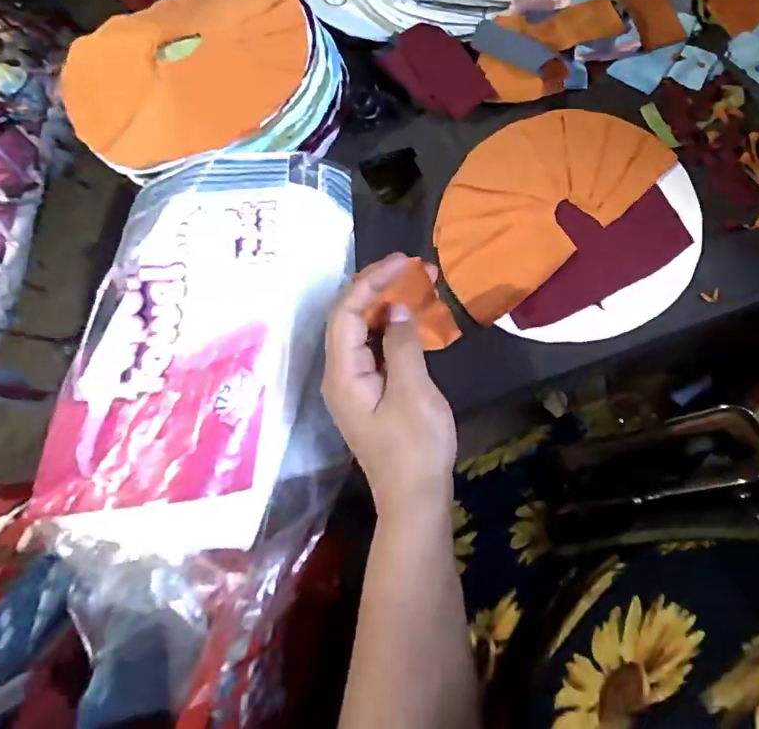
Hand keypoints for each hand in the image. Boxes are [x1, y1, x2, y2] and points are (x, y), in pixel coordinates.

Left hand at [323, 254, 457, 519]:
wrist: (415, 497)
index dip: (371, 281)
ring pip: (362, 329)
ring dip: (387, 303)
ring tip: (418, 282)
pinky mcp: (371, 390)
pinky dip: (392, 324)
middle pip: (349, 317)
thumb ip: (402, 344)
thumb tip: (396, 307)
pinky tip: (413, 315)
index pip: (345, 313)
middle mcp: (341, 374)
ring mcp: (355, 383)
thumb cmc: (415, 446)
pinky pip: (374, 345)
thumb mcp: (413, 391)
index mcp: (343, 374)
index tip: (403, 261)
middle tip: (414, 267)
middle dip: (378, 286)